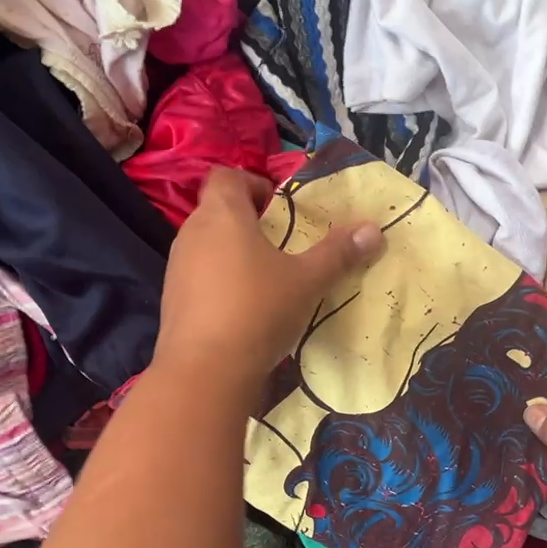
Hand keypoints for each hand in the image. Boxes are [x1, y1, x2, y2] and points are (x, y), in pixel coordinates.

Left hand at [152, 167, 384, 390]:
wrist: (206, 370)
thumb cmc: (258, 310)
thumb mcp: (308, 281)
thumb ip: (338, 253)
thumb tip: (373, 229)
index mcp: (223, 215)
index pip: (227, 176)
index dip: (253, 183)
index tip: (280, 206)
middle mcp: (192, 233)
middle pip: (219, 211)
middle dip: (250, 222)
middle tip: (284, 244)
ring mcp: (178, 267)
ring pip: (209, 245)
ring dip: (235, 253)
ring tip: (269, 279)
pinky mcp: (174, 300)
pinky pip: (201, 277)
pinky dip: (222, 282)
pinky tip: (247, 309)